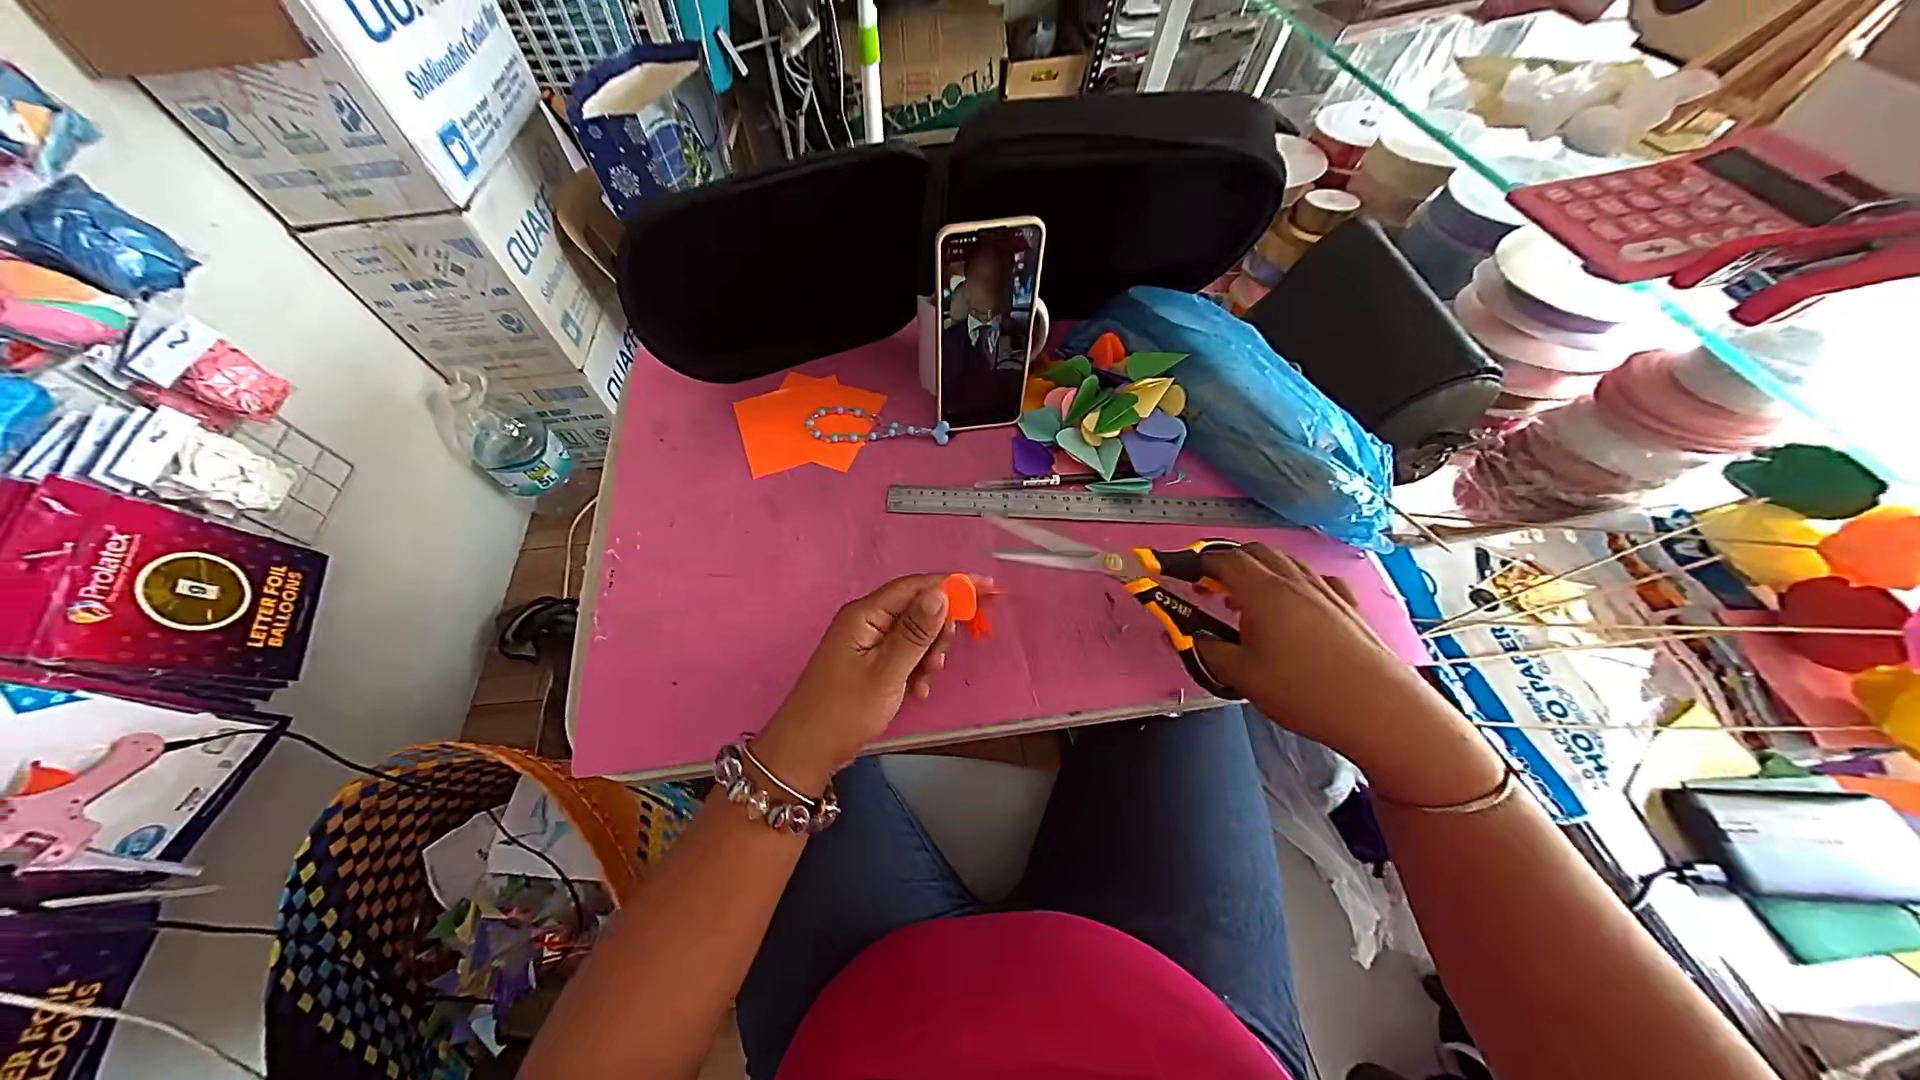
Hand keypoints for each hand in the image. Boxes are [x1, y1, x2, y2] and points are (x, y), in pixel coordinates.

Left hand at [752, 574, 982, 793]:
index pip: (916, 586)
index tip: (989, 589)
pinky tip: (917, 691)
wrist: (806, 751)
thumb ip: (915, 632)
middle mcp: (866, 621)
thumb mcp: (887, 672)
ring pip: (913, 634)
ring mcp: (866, 642)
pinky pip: (904, 655)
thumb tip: (940, 594)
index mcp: (865, 614)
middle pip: (916, 609)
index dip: (953, 584)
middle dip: (937, 630)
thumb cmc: (844, 711)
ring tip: (924, 679)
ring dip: (927, 654)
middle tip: (940, 659)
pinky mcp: (869, 663)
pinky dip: (916, 669)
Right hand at [1195, 545, 1503, 805]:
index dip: (1193, 561)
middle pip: (1253, 551)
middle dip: (1224, 561)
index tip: (1175, 569)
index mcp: (1263, 592)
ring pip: (1284, 561)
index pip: (1221, 559)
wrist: (1380, 711)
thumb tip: (1196, 638)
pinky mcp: (1348, 607)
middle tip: (1206, 585)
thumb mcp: (1242, 676)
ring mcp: (1325, 591)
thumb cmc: (1307, 692)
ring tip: (1243, 598)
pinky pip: (1314, 580)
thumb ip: (1209, 650)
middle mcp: (1294, 581)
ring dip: (1257, 570)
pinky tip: (1292, 604)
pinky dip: (1293, 583)